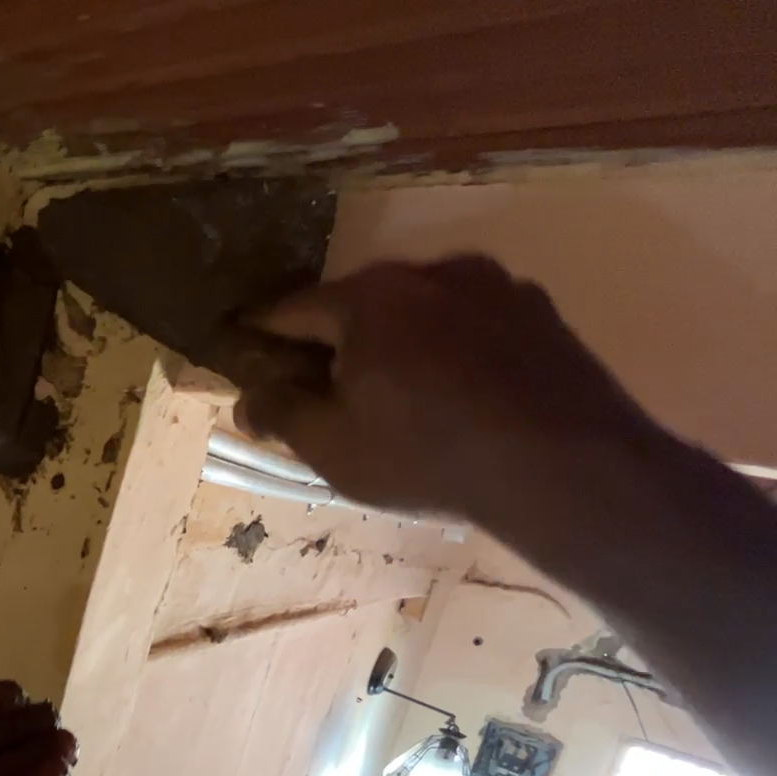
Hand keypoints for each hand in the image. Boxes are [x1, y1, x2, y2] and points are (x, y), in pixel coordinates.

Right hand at [238, 256, 654, 519]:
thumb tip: (248, 397)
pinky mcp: (540, 314)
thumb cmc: (423, 454)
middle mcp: (432, 274)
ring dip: (386, 341)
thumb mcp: (326, 443)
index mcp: (370, 299)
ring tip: (380, 390)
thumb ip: (276, 411)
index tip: (240, 351)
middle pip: (355, 304)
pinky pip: (463, 323)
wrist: (568, 470)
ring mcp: (496, 288)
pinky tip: (440, 393)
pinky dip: (439, 347)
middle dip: (327, 339)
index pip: (290, 309)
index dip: (259, 334)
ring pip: (413, 310)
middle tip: (311, 383)